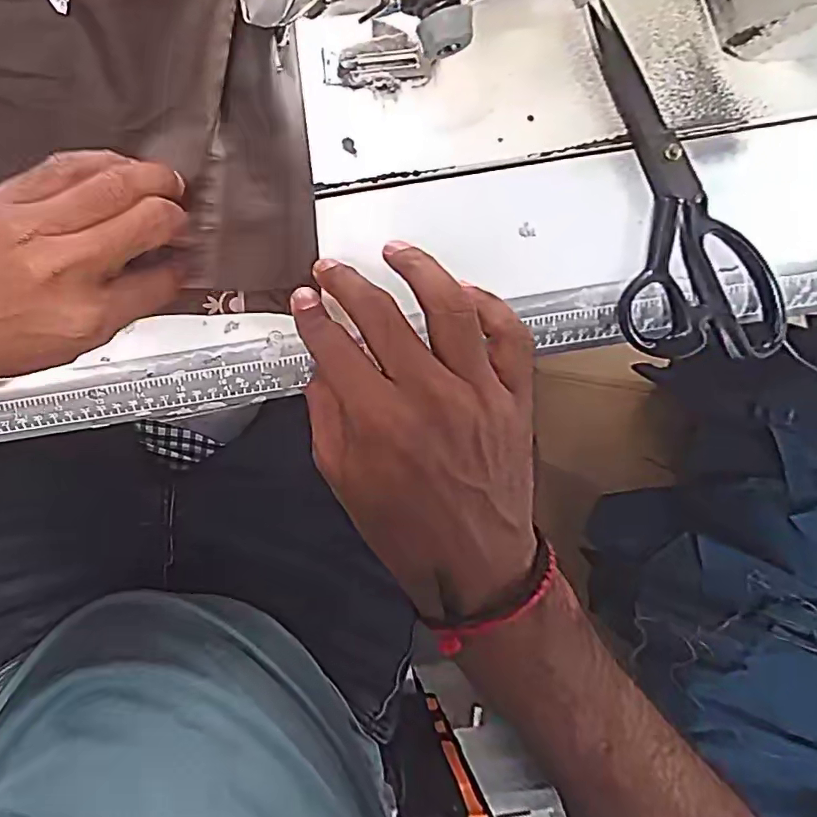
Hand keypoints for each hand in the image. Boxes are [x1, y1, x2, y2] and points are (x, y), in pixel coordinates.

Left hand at [0, 151, 187, 416]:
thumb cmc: (4, 340)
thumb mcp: (79, 341)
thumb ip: (132, 303)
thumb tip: (171, 271)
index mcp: (84, 313)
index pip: (158, 278)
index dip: (183, 261)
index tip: (187, 252)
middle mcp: (61, 266)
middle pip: (144, 218)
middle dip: (175, 211)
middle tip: (181, 212)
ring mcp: (33, 226)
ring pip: (112, 182)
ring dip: (150, 177)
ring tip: (163, 182)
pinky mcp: (8, 199)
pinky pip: (68, 164)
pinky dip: (103, 160)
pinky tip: (118, 166)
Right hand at [291, 243, 537, 621]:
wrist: (476, 564)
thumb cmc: (405, 527)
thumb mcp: (341, 475)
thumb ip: (325, 414)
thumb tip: (322, 369)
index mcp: (379, 420)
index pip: (335, 346)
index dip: (312, 316)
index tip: (303, 300)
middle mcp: (429, 398)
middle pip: (382, 317)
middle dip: (347, 284)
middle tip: (331, 270)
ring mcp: (477, 393)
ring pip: (449, 310)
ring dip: (419, 271)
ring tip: (396, 252)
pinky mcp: (513, 398)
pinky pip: (509, 336)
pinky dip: (488, 305)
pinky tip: (463, 291)